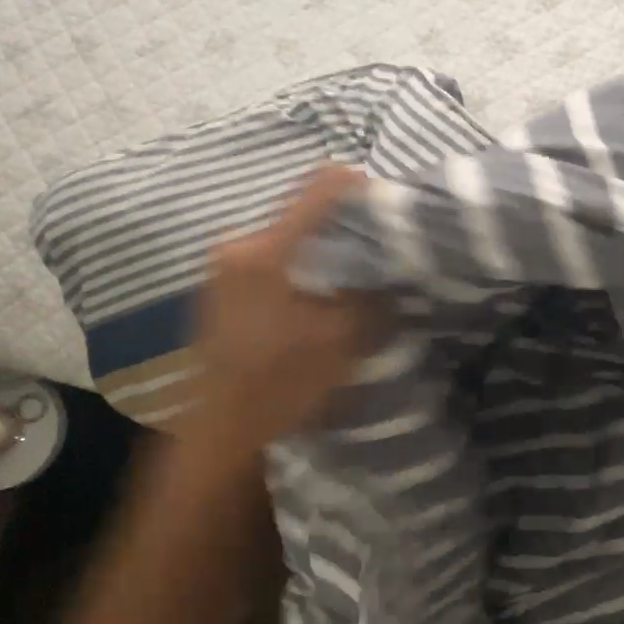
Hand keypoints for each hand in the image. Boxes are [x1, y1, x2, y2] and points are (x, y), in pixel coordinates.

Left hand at [186, 165, 379, 454]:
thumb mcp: (345, 336)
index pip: (321, 189)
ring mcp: (224, 268)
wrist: (218, 436)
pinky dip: (310, 264)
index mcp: (263, 250)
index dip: (363, 186)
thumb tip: (405, 271)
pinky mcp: (224, 289)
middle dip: (351, 223)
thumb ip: (378, 294)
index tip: (398, 200)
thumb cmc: (280, 383)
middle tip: (391, 240)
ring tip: (369, 265)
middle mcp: (237, 247)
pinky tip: (334, 290)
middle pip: (306, 213)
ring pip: (294, 237)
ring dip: (332, 247)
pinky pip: (279, 258)